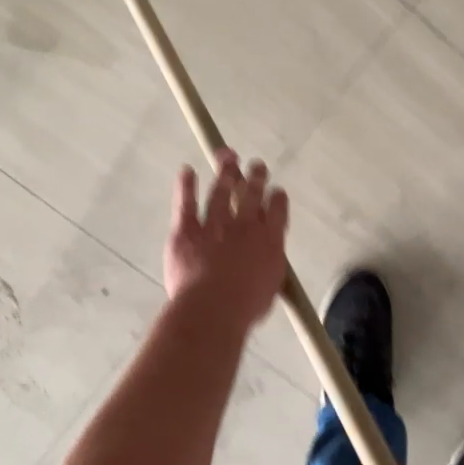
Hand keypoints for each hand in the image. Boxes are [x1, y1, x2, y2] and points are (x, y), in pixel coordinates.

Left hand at [163, 149, 288, 327]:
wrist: (213, 307)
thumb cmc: (246, 305)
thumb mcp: (271, 285)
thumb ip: (270, 265)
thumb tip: (268, 258)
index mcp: (269, 240)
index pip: (278, 211)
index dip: (277, 198)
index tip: (277, 191)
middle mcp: (245, 226)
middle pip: (253, 194)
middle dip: (256, 177)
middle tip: (257, 165)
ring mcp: (214, 225)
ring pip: (221, 192)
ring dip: (225, 172)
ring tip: (227, 157)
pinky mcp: (186, 230)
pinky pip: (186, 202)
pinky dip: (186, 185)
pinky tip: (186, 171)